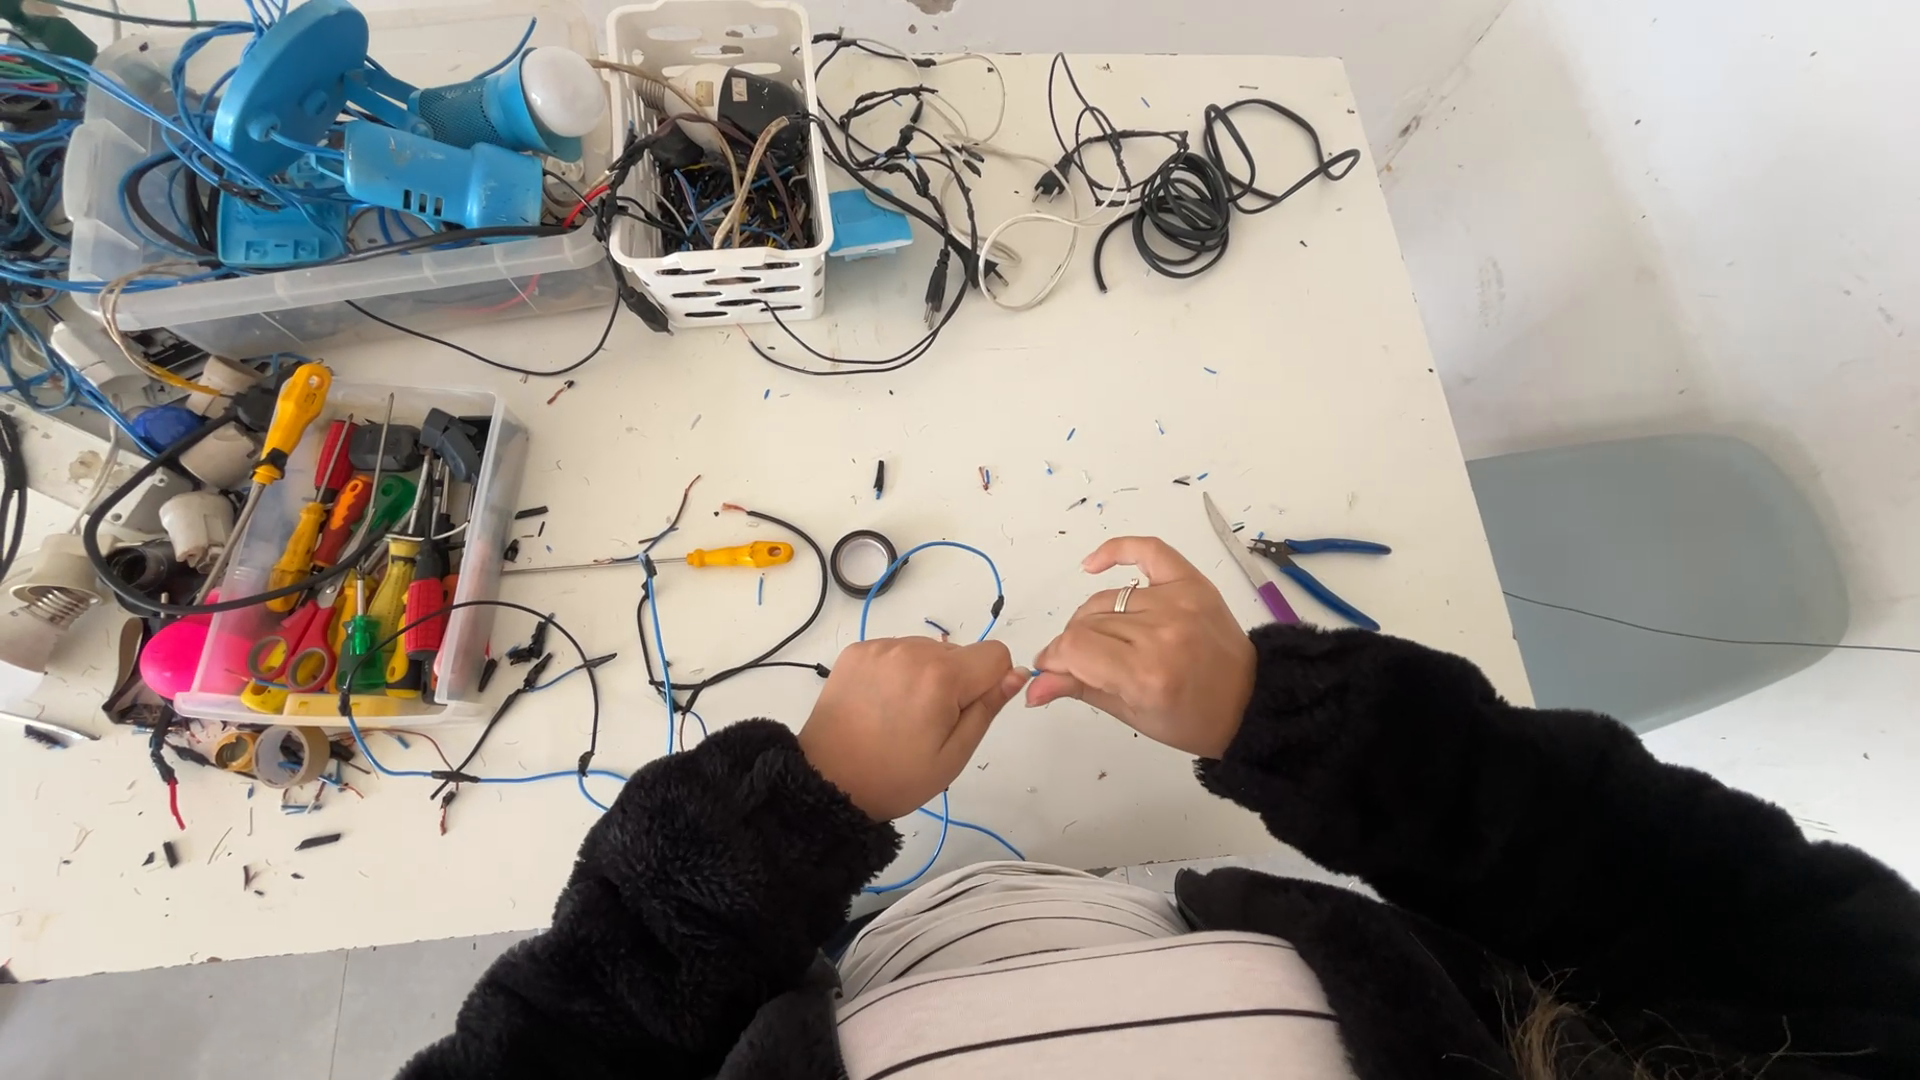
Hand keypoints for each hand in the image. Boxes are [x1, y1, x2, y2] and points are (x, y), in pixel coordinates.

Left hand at [800, 637, 1025, 820]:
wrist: (828, 782)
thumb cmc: (896, 776)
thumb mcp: (953, 755)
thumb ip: (988, 708)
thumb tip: (1017, 674)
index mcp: (942, 676)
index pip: (995, 654)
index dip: (992, 683)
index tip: (967, 712)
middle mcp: (912, 649)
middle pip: (960, 652)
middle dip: (957, 682)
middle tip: (929, 723)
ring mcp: (881, 647)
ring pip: (928, 649)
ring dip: (927, 674)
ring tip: (903, 714)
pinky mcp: (858, 650)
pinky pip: (897, 650)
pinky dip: (899, 671)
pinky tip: (883, 703)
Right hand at [1027, 537, 1255, 757]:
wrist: (1249, 701)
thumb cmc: (1189, 718)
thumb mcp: (1130, 713)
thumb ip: (1078, 689)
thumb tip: (1030, 688)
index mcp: (1146, 674)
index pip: (1074, 647)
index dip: (1054, 657)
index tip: (1051, 668)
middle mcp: (1161, 632)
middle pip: (1086, 622)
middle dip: (1072, 645)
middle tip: (1081, 663)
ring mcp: (1178, 602)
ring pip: (1106, 598)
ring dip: (1092, 618)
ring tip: (1103, 639)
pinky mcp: (1191, 582)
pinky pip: (1147, 551)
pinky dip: (1116, 550)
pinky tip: (1093, 565)